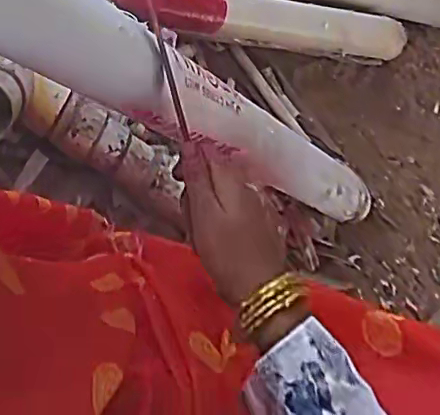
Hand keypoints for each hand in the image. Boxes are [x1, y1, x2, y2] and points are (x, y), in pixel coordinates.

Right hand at [182, 146, 286, 304]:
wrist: (263, 295)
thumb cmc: (226, 254)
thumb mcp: (203, 213)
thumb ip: (196, 176)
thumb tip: (189, 143)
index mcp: (232, 179)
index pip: (206, 150)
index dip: (187, 160)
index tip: (176, 180)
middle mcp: (248, 185)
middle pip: (214, 173)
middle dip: (196, 189)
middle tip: (188, 217)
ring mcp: (258, 205)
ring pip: (223, 193)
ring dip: (207, 208)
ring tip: (200, 234)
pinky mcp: (263, 225)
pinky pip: (235, 210)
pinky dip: (222, 220)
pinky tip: (218, 241)